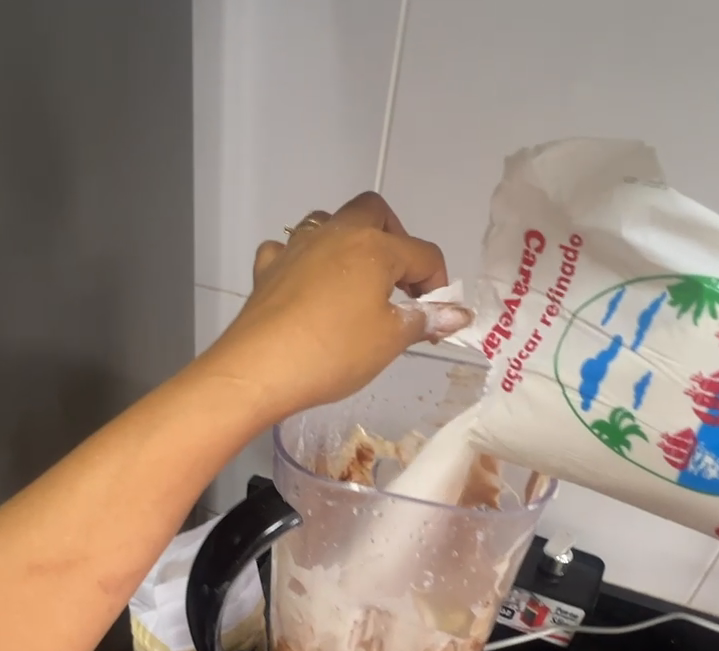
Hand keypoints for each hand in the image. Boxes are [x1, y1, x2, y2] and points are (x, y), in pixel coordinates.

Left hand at [194, 192, 471, 418]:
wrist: (259, 369)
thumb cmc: (334, 353)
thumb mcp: (389, 341)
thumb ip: (425, 320)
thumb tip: (459, 313)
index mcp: (375, 247)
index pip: (423, 254)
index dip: (437, 285)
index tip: (434, 319)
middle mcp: (336, 234)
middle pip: (374, 213)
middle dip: (395, 238)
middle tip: (399, 281)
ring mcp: (296, 248)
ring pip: (329, 222)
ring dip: (348, 242)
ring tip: (356, 282)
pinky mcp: (267, 270)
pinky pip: (288, 250)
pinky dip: (303, 261)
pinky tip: (306, 286)